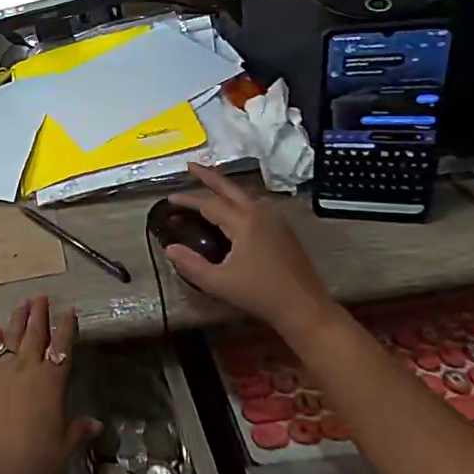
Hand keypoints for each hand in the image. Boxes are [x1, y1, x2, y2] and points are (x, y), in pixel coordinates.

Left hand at [0, 296, 100, 473]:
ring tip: (22, 304)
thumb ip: (78, 432)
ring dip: (18, 319)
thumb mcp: (61, 450)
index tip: (69, 311)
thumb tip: (97, 423)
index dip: (66, 329)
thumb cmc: (30, 460)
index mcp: (51, 383)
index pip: (62, 348)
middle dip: (40, 314)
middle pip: (34, 335)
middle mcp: (27, 370)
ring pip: (12, 337)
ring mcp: (2, 372)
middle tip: (42, 297)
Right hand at [166, 163, 337, 334]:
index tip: (169, 200)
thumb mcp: (218, 282)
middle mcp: (260, 213)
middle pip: (229, 188)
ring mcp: (275, 219)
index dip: (187, 201)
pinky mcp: (283, 229)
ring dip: (225, 188)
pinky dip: (238, 200)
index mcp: (243, 222)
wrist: (304, 307)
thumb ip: (191, 264)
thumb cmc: (259, 294)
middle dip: (208, 176)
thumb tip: (169, 248)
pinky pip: (255, 205)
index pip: (209, 204)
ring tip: (209, 185)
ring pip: (245, 195)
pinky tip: (233, 209)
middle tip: (190, 165)